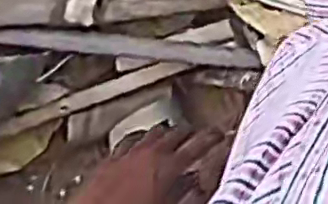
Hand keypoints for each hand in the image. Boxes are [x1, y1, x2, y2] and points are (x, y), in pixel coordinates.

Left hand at [67, 126, 233, 203]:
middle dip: (190, 133)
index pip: (201, 143)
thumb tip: (201, 187)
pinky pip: (127, 142)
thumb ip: (188, 197)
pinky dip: (138, 140)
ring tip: (170, 137)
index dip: (214, 137)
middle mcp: (151, 153)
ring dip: (165, 134)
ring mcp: (127, 155)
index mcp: (169, 166)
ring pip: (154, 132)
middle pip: (178, 131)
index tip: (221, 136)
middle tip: (197, 137)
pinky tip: (137, 145)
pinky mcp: (107, 163)